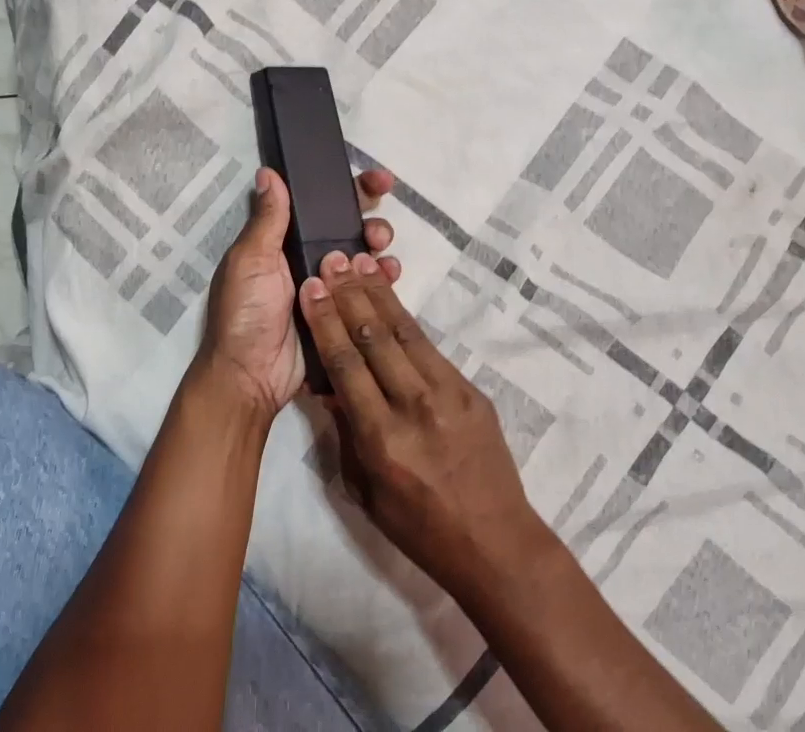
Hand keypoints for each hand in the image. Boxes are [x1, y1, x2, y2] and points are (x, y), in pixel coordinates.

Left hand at [191, 167, 397, 419]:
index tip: (377, 180)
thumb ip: (267, 219)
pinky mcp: (343, 316)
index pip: (318, 206)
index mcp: (282, 243)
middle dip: (371, 220)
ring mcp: (328, 289)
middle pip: (348, 229)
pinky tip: (390, 276)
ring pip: (363, 259)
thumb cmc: (245, 312)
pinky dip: (383, 280)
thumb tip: (268, 173)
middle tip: (379, 230)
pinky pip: (369, 292)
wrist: (252, 375)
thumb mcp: (251, 260)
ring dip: (378, 249)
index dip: (347, 190)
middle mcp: (307, 260)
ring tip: (382, 254)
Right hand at [297, 253, 550, 602]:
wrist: (495, 544)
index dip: (324, 321)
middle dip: (348, 295)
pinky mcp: (472, 392)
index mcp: (382, 437)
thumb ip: (346, 434)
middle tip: (331, 260)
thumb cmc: (418, 528)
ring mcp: (450, 395)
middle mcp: (415, 407)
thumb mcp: (365, 489)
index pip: (345, 364)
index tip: (309, 289)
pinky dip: (405, 321)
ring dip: (378, 296)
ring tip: (359, 263)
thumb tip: (332, 389)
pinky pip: (429, 349)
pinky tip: (389, 302)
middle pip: (374, 337)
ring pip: (405, 333)